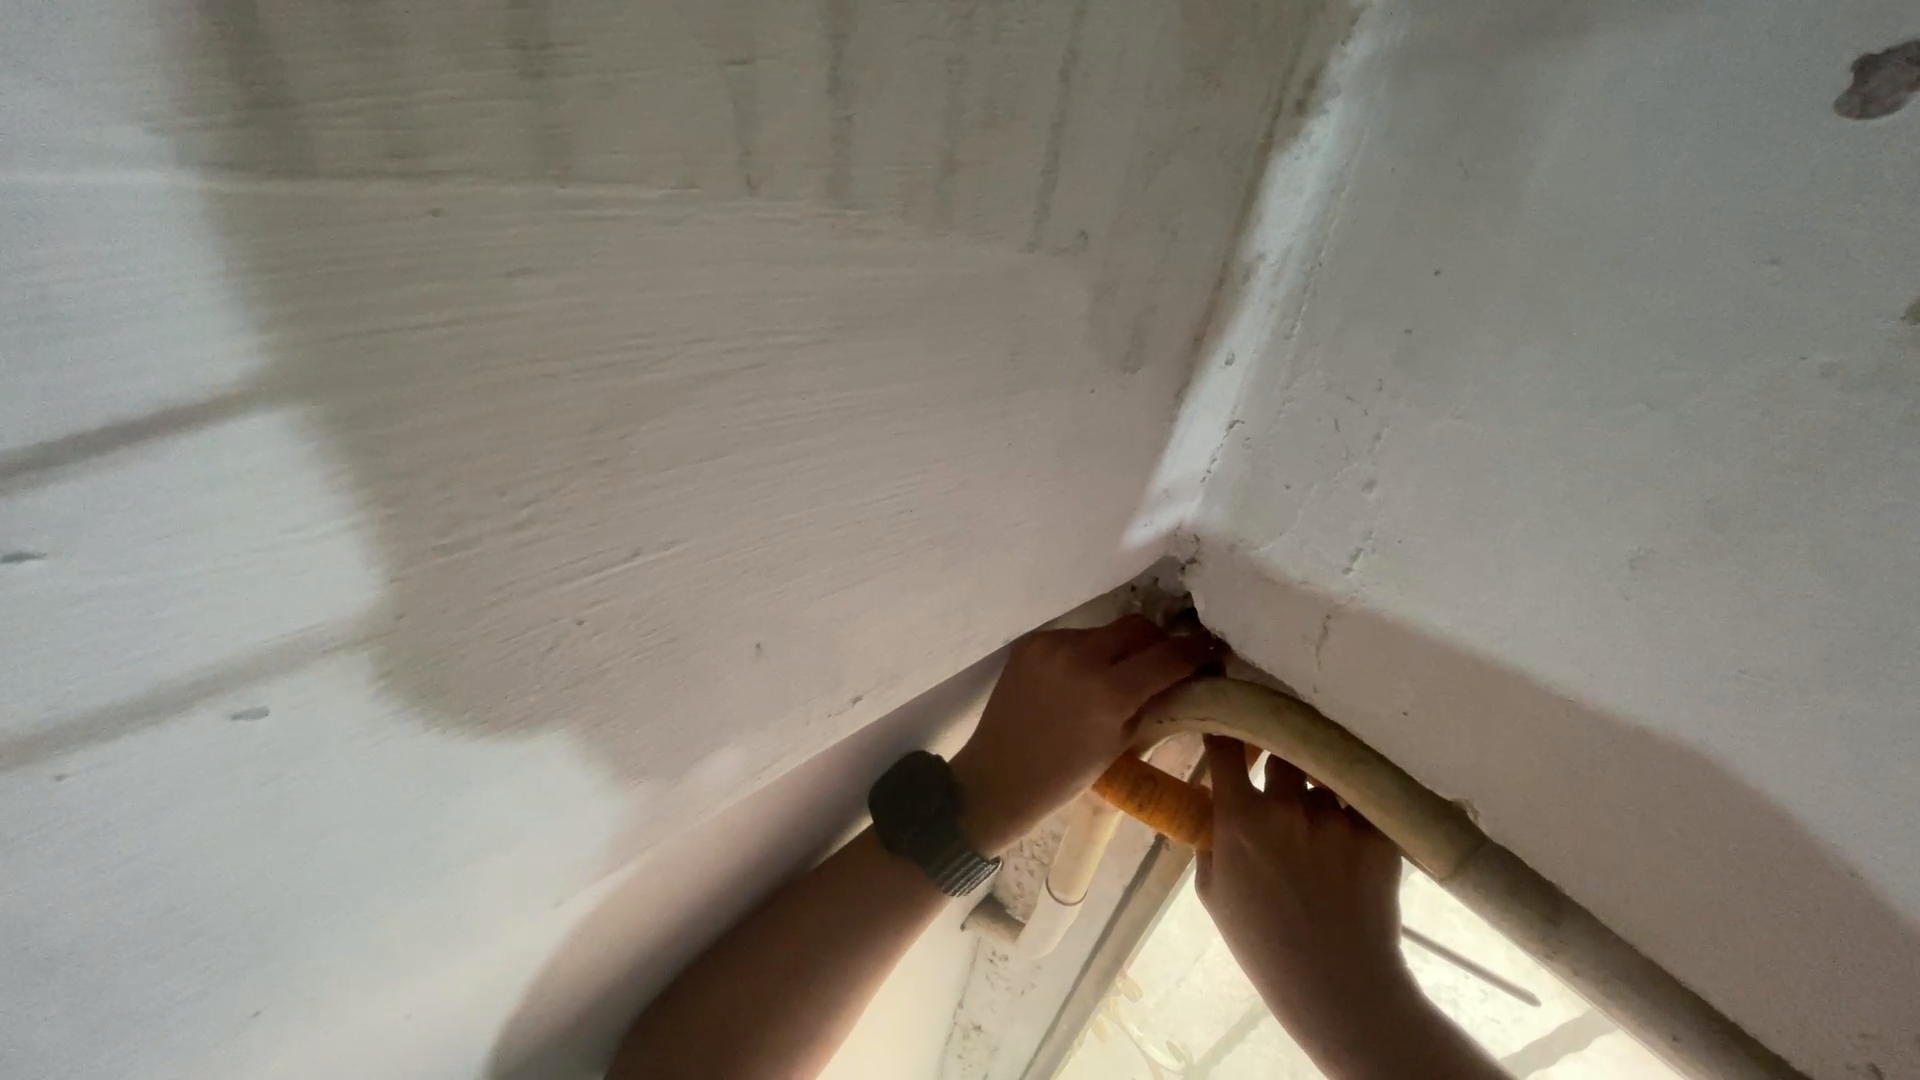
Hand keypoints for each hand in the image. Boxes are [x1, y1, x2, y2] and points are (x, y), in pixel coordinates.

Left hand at [950, 616, 1220, 854]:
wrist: (998, 776)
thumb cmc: (1065, 775)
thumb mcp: (1122, 744)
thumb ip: (1154, 703)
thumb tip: (1186, 677)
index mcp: (1109, 692)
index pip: (1169, 656)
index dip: (1196, 651)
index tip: (1211, 650)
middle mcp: (1080, 657)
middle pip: (1138, 627)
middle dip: (1158, 642)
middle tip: (1163, 662)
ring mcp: (1051, 645)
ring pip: (1105, 630)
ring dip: (1119, 647)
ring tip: (1115, 675)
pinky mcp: (1031, 642)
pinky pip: (1074, 636)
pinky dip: (1087, 652)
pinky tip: (1080, 677)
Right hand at [1196, 737, 1421, 1066]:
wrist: (1338, 988)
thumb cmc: (1262, 943)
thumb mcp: (1212, 891)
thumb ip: (1209, 838)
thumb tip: (1212, 800)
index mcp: (1240, 819)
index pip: (1225, 749)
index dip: (1223, 728)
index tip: (1224, 717)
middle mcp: (1286, 807)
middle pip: (1281, 749)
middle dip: (1279, 754)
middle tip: (1281, 768)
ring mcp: (1336, 819)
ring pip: (1324, 775)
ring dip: (1319, 783)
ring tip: (1323, 807)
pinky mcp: (1378, 835)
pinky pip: (1362, 801)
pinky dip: (1355, 807)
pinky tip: (1353, 825)